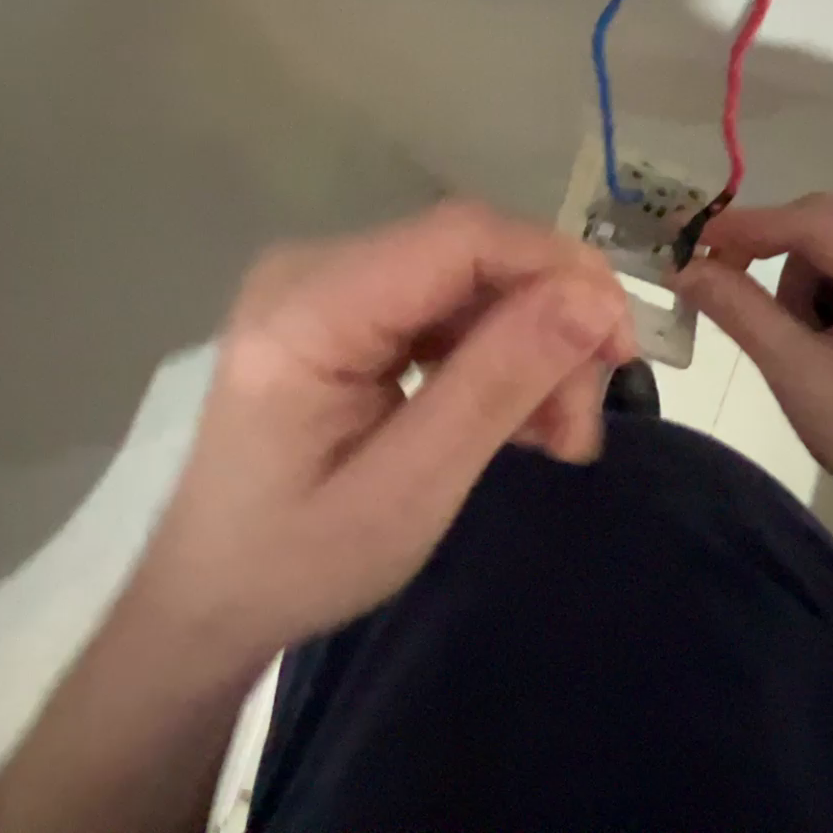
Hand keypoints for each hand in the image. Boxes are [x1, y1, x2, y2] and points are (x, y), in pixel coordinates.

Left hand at [132, 202, 635, 665]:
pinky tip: (518, 420)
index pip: (459, 237)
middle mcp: (311, 269)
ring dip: (529, 352)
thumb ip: (497, 384)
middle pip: (470, 259)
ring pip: (468, 287)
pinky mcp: (343, 315)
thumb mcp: (410, 488)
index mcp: (307, 306)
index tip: (619, 346)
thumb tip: (592, 298)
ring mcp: (325, 288)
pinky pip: (443, 313)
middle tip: (582, 425)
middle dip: (548, 330)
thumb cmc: (297, 562)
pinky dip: (494, 361)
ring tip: (557, 438)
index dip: (557, 271)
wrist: (213, 595)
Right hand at [673, 193, 832, 531]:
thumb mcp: (800, 374)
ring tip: (798, 345)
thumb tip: (682, 267)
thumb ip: (740, 311)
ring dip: (797, 287)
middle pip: (830, 227)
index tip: (689, 240)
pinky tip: (822, 342)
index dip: (749, 228)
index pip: (820, 223)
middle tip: (718, 286)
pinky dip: (821, 298)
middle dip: (772, 258)